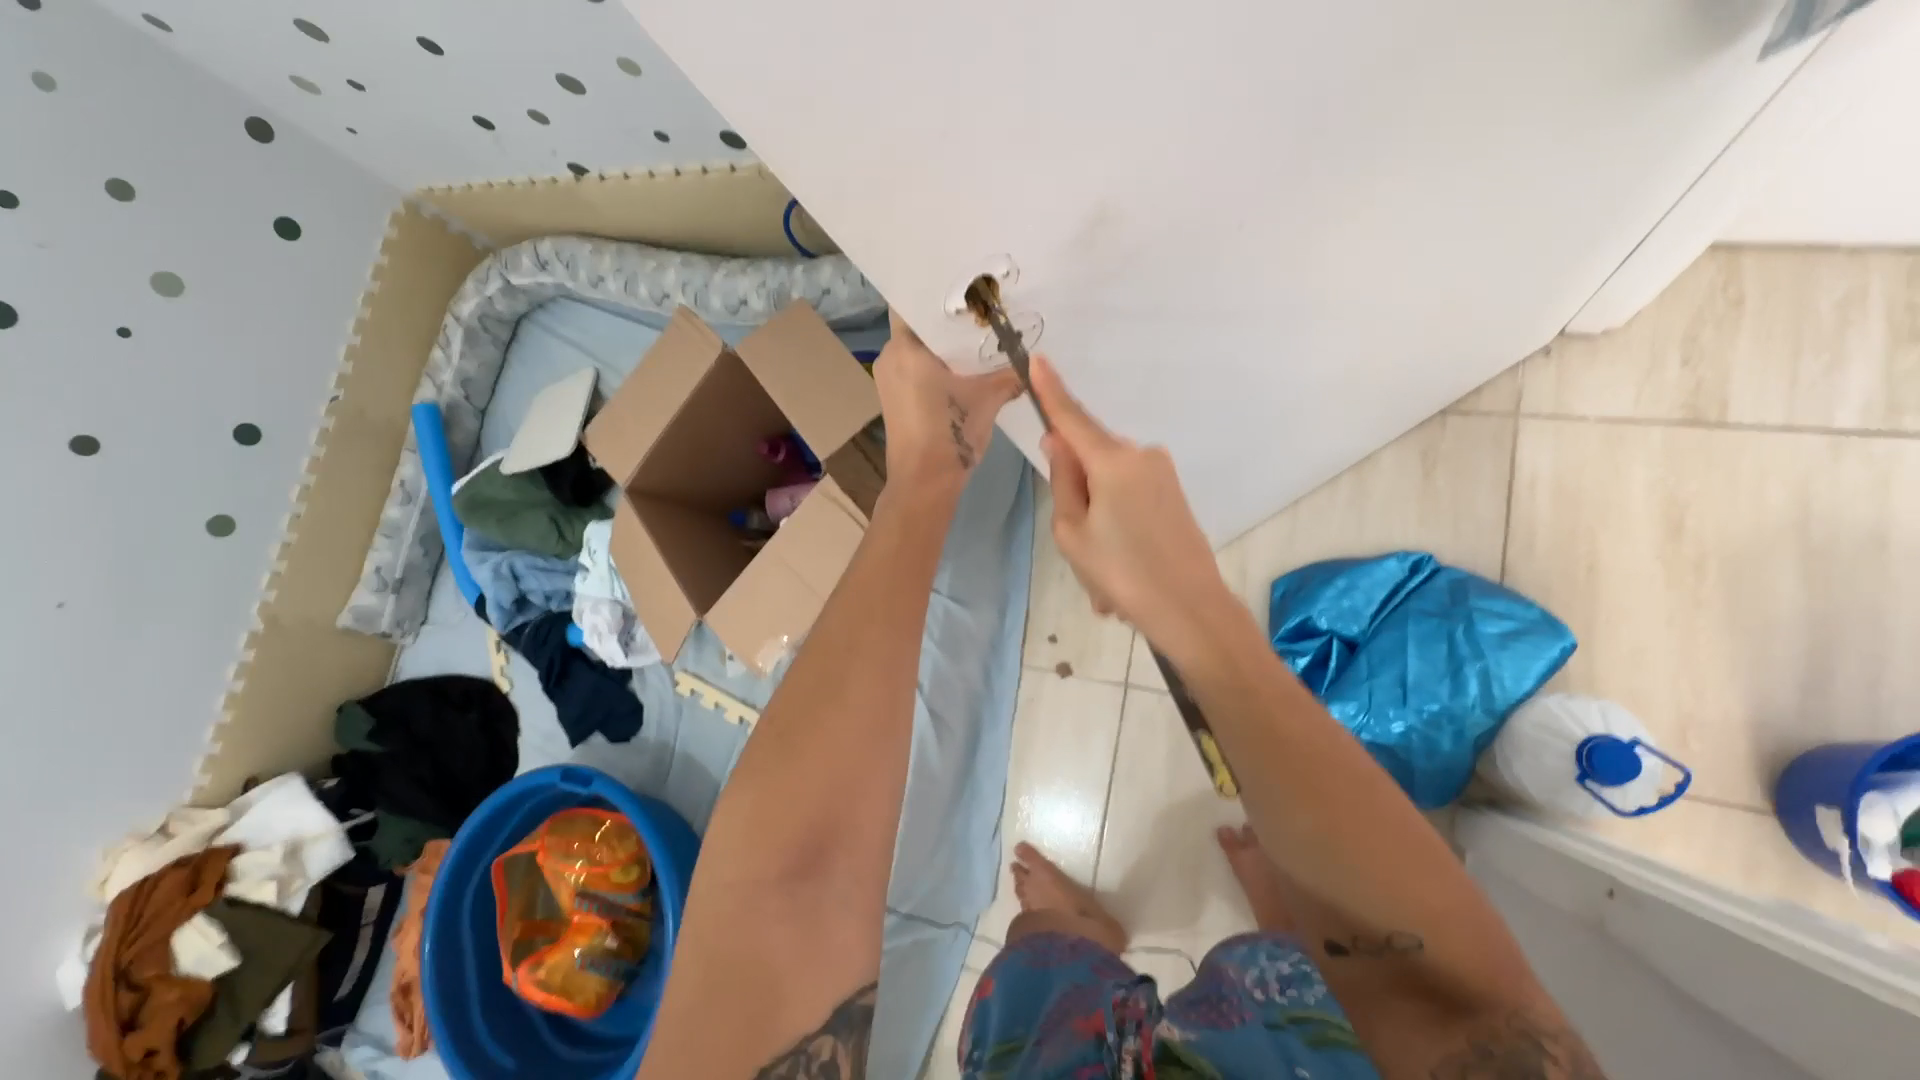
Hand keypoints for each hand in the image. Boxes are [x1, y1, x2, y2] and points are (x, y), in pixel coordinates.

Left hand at [873, 309, 1021, 495]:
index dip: (938, 293)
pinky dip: (936, 365)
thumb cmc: (950, 434)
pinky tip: (964, 370)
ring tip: (976, 339)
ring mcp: (889, 380)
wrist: (925, 483)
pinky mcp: (894, 399)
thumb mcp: (987, 399)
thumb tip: (1030, 362)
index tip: (965, 288)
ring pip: (916, 349)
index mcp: (906, 348)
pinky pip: (915, 369)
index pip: (913, 302)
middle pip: (918, 326)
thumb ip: (1008, 375)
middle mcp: (891, 357)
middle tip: (980, 313)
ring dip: (943, 346)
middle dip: (947, 321)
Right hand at [1030, 355, 1236, 650]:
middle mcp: (1142, 455)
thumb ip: (1062, 481)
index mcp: (1113, 461)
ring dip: (1098, 520)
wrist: (1190, 608)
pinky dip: (1117, 529)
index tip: (1036, 359)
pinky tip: (1122, 570)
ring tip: (1103, 572)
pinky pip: (1129, 499)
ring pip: (1109, 484)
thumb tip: (1058, 442)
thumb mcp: (1072, 532)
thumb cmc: (1122, 573)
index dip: (1051, 391)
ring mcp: (1162, 473)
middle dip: (1076, 493)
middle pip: (1090, 457)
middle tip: (1080, 549)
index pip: (1072, 418)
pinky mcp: (1174, 492)